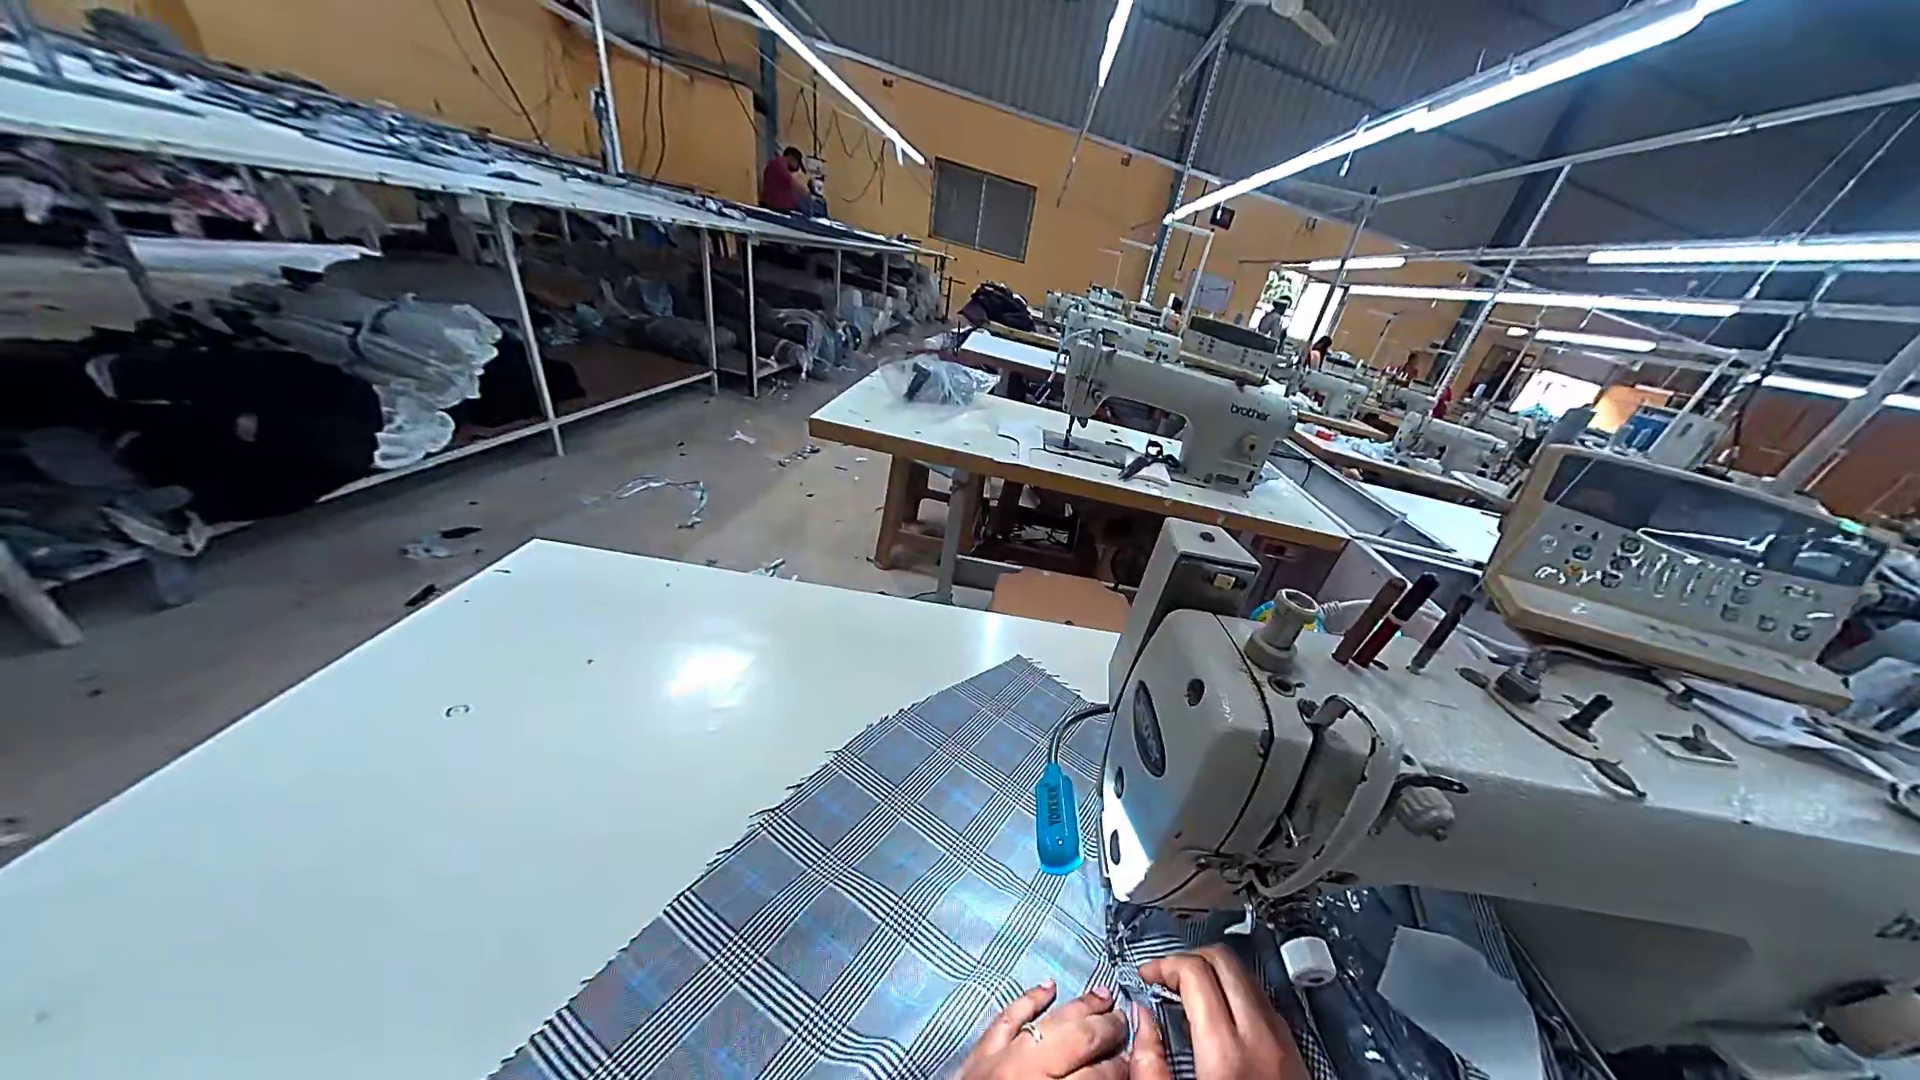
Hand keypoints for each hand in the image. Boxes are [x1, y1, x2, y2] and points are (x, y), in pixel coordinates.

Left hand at [955, 980, 1129, 1079]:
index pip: (1097, 1078)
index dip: (1123, 1066)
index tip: (1139, 1058)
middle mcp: (1024, 1075)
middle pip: (1077, 1041)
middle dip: (1107, 1030)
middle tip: (1128, 1022)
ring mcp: (999, 1060)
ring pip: (1048, 1022)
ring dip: (1079, 1007)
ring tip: (1103, 996)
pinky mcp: (978, 1054)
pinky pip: (1008, 1017)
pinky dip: (1029, 1000)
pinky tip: (1048, 987)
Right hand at [1133, 945, 1308, 1079]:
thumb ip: (1151, 1064)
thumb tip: (1142, 1020)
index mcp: (1225, 1052)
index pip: (1193, 970)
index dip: (1163, 964)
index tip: (1148, 976)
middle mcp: (1260, 1038)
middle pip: (1222, 959)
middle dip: (1188, 959)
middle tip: (1166, 978)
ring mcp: (1284, 1045)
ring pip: (1244, 975)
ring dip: (1212, 974)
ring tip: (1188, 996)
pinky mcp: (1296, 1056)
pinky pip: (1261, 1002)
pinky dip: (1234, 995)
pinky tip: (1217, 1020)